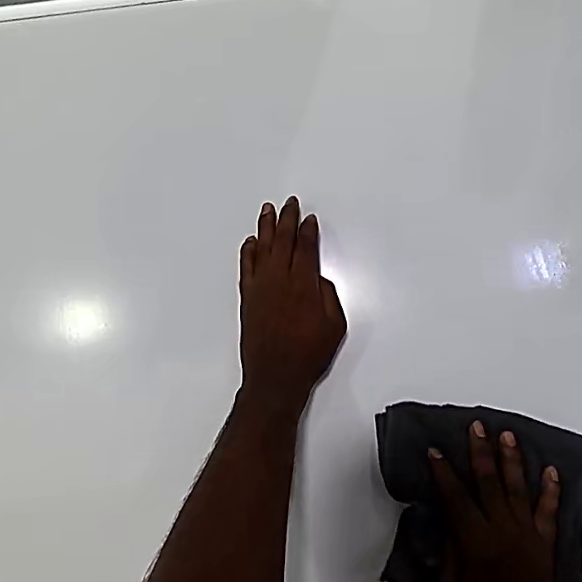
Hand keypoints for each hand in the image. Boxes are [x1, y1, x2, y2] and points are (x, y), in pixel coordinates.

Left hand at [238, 198, 345, 408]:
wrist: (276, 375)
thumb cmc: (305, 354)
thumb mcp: (334, 325)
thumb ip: (328, 296)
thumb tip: (319, 281)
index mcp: (304, 285)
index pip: (306, 247)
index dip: (308, 230)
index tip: (308, 220)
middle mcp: (280, 281)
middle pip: (283, 240)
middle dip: (287, 219)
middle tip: (289, 205)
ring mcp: (261, 288)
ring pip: (262, 248)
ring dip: (265, 227)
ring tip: (268, 211)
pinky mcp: (248, 298)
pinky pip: (246, 266)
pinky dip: (248, 251)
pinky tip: (250, 242)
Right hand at [428, 421, 563, 581]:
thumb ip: (448, 552)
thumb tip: (447, 524)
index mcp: (475, 542)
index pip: (455, 497)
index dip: (444, 472)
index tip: (436, 451)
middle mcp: (503, 531)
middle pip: (488, 482)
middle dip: (480, 452)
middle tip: (477, 427)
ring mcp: (528, 536)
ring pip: (519, 489)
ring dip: (512, 460)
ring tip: (508, 436)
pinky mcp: (546, 545)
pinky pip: (549, 512)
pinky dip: (550, 490)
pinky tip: (550, 471)